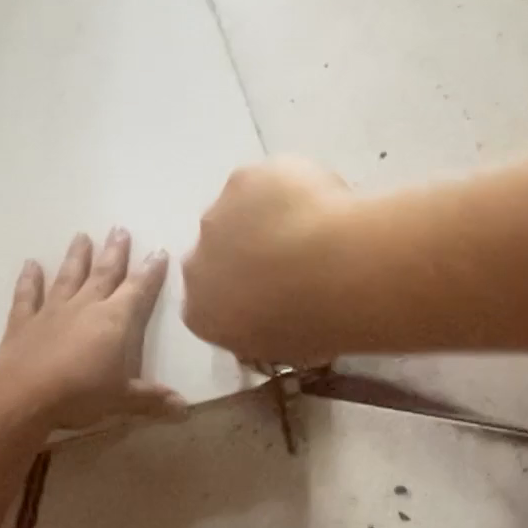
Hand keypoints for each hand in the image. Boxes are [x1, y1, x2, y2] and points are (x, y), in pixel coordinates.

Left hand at [0, 228, 185, 430]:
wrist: (24, 396)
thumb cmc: (80, 395)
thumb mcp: (123, 400)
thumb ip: (152, 399)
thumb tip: (184, 408)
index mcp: (114, 321)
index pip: (138, 289)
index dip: (150, 272)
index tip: (158, 252)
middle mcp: (85, 306)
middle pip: (104, 273)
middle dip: (115, 252)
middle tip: (119, 229)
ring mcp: (52, 311)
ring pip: (68, 276)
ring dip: (77, 256)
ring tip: (81, 236)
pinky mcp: (24, 321)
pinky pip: (28, 295)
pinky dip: (29, 279)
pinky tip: (30, 264)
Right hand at [181, 156, 354, 364]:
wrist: (331, 273)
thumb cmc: (311, 324)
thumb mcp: (284, 348)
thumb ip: (268, 328)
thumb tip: (285, 319)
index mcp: (201, 313)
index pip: (210, 303)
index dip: (242, 293)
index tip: (272, 292)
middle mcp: (195, 264)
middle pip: (217, 252)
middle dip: (246, 250)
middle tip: (293, 258)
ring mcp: (216, 216)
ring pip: (238, 210)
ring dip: (266, 216)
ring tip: (313, 227)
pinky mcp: (241, 179)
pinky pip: (266, 182)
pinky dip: (289, 188)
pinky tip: (320, 203)